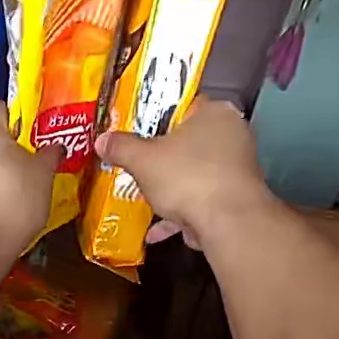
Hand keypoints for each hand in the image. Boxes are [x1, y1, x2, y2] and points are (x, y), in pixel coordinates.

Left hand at [0, 102, 58, 251]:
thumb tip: (56, 145)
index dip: (17, 115)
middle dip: (7, 144)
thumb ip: (50, 154)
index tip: (32, 130)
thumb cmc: (18, 199)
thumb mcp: (44, 175)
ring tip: (17, 183)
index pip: (0, 107)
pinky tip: (2, 201)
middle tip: (29, 159)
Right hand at [94, 98, 279, 247]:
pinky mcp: (235, 201)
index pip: (184, 105)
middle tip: (138, 168)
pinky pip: (201, 202)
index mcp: (215, 112)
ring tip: (144, 201)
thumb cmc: (187, 177)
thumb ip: (121, 148)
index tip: (137, 133)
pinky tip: (155, 233)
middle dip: (162, 160)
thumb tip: (101, 139)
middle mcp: (232, 136)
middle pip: (189, 143)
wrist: (228, 222)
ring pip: (194, 176)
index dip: (157, 118)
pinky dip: (180, 215)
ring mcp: (236, 170)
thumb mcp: (143, 160)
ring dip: (170, 192)